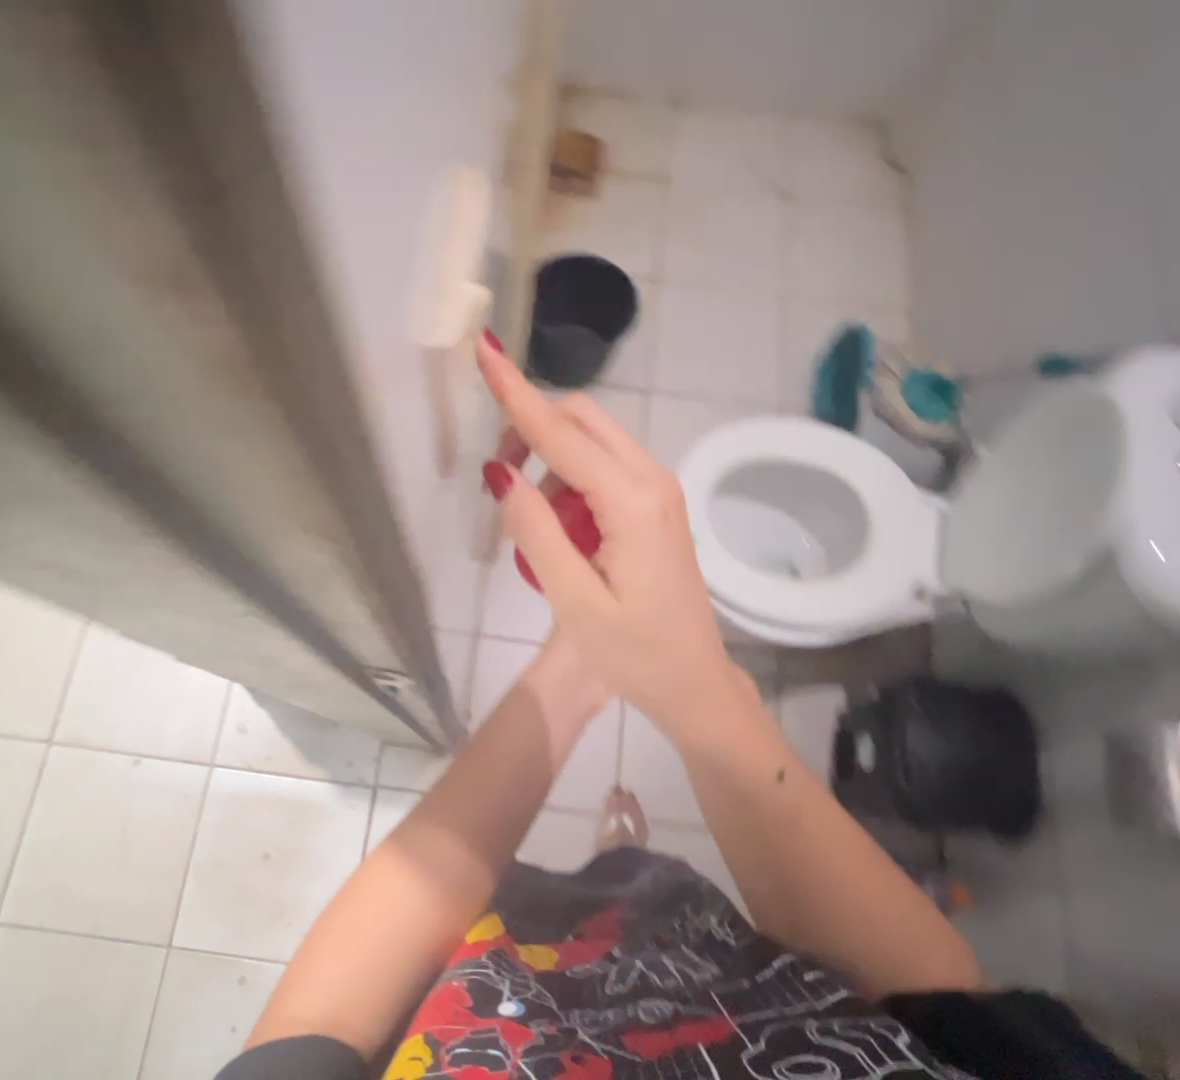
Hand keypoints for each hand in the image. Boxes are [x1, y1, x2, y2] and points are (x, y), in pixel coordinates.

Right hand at [475, 335, 749, 741]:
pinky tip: (561, 526)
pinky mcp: (657, 505)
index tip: (485, 349)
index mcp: (631, 501)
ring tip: (530, 519)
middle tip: (500, 476)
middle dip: (533, 426)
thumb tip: (499, 470)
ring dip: (551, 458)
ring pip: (594, 441)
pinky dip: (571, 479)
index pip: (561, 432)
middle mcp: (651, 480)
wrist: (694, 682)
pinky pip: (606, 467)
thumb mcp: (573, 600)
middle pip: (582, 419)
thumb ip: (534, 529)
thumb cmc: (634, 654)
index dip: (517, 392)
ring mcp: (660, 490)